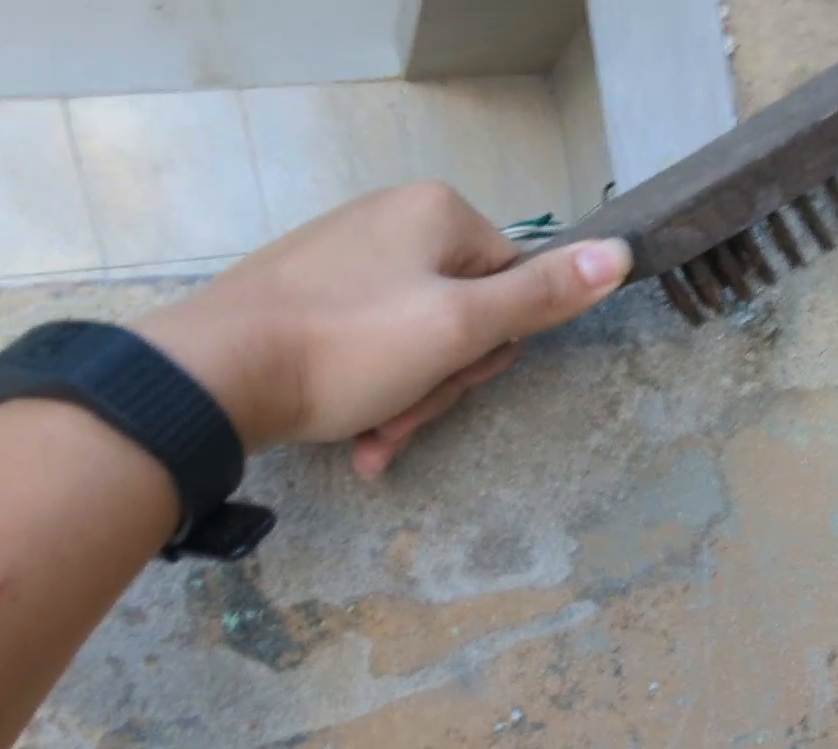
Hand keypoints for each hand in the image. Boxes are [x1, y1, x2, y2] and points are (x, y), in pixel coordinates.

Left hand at [131, 181, 632, 475]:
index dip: (493, 348)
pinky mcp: (313, 298)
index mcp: (436, 215)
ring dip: (406, 405)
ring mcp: (349, 261)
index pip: (514, 283)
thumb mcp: (460, 327)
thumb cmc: (351, 348)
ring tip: (374, 443)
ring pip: (418, 345)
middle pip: (464, 319)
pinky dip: (372, 397)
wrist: (216, 377)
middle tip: (406, 417)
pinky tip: (356, 442)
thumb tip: (620, 253)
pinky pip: (371, 350)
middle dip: (441, 385)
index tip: (455, 381)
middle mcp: (394, 224)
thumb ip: (542, 295)